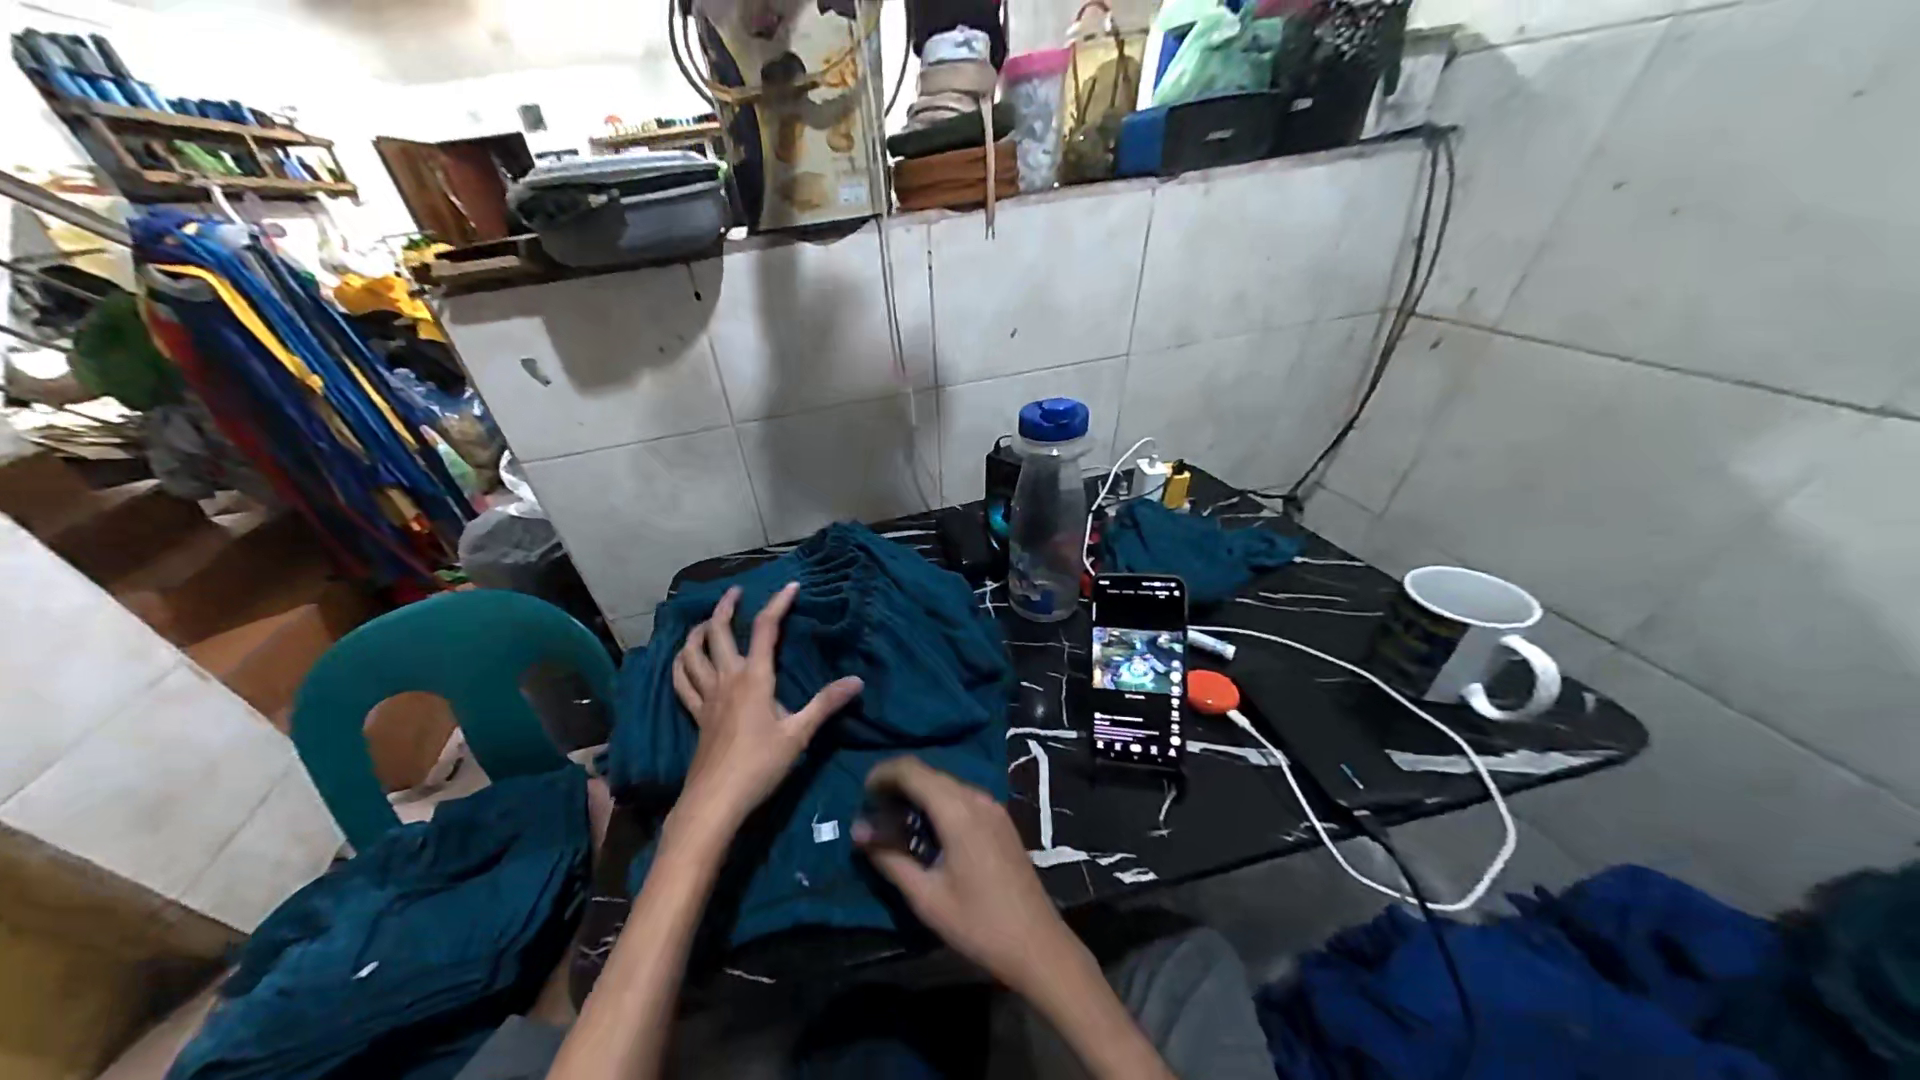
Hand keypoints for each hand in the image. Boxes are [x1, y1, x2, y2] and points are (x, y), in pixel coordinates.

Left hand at [671, 583, 862, 835]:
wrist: (716, 801)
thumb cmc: (760, 765)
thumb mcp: (799, 734)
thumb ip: (826, 704)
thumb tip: (857, 681)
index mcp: (754, 678)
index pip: (765, 629)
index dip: (778, 603)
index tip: (791, 586)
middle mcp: (726, 679)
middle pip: (718, 632)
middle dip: (726, 607)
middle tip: (735, 592)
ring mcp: (706, 697)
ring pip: (692, 653)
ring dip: (697, 631)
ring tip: (705, 621)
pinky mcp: (695, 715)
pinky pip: (682, 681)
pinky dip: (681, 664)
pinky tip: (684, 661)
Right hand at [854, 757, 1079, 995]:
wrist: (1037, 944)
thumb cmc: (978, 924)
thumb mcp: (926, 896)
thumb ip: (890, 858)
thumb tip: (858, 831)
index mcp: (958, 811)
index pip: (912, 771)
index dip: (883, 774)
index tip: (862, 793)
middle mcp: (977, 798)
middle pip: (929, 773)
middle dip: (898, 783)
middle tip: (873, 810)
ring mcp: (993, 807)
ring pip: (946, 784)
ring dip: (918, 792)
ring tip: (894, 819)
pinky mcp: (1000, 820)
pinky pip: (962, 797)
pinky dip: (938, 802)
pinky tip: (926, 829)